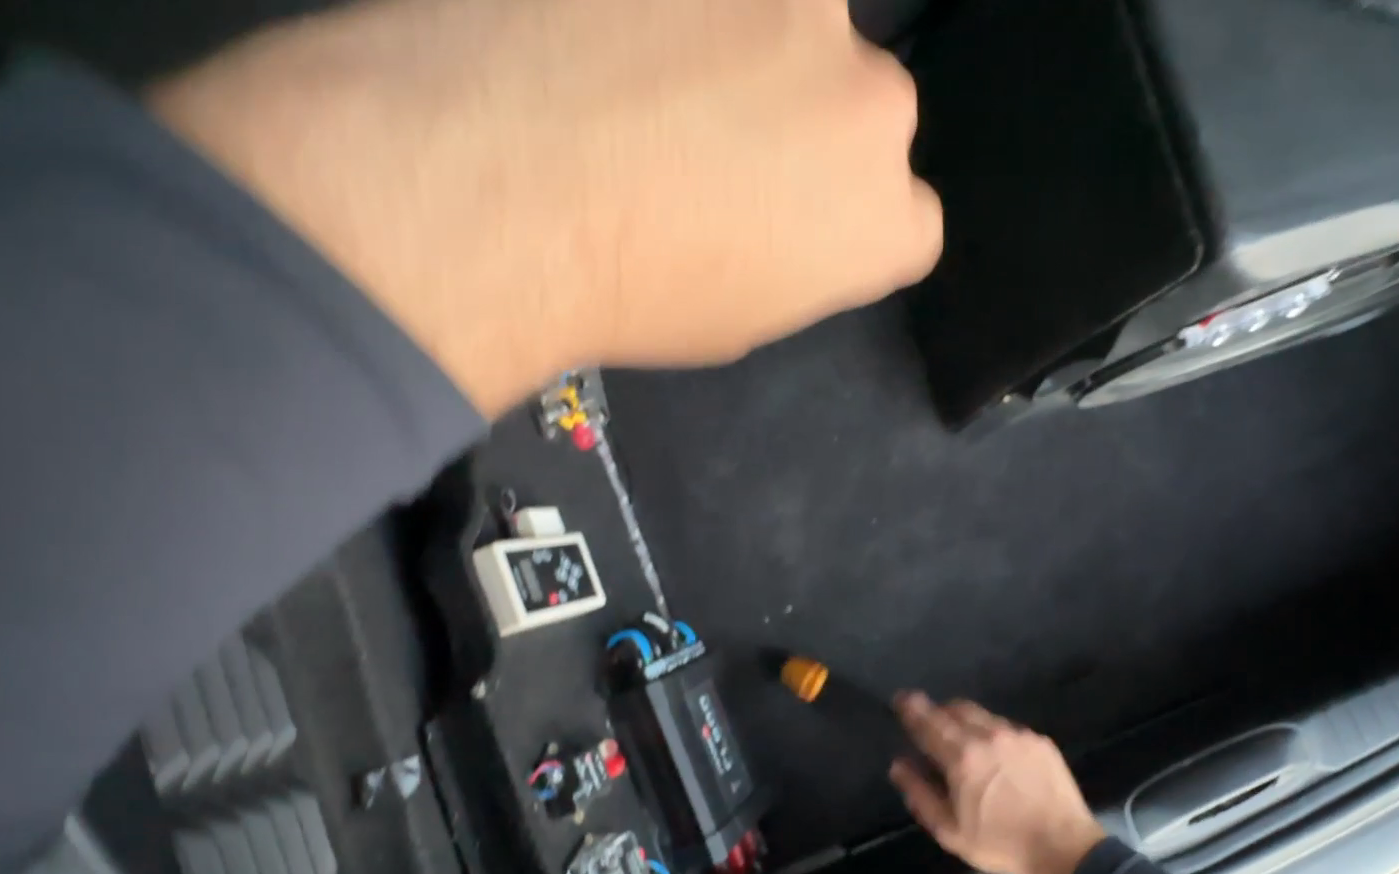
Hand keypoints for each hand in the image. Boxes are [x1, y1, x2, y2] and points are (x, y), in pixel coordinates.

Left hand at [149, 0, 941, 414]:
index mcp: (882, 224)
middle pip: (862, 110)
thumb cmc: (620, 293)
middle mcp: (875, 110)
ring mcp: (802, 7)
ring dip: (743, 41)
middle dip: (800, 125)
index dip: (840, 217)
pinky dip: (678, 7)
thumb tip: (784, 212)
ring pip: (794, 23)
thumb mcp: (732, 319)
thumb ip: (793, 257)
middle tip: (702, 139)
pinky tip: (609, 34)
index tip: (780, 219)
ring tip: (639, 72)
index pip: (905, 216)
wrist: (493, 192)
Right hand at [889, 693, 1107, 873]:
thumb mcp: (949, 830)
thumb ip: (919, 793)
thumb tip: (899, 764)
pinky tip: (998, 759)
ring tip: (965, 745)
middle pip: (955, 708)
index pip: (928, 721)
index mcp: (961, 757)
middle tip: (931, 727)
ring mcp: (1017, 735)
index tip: (900, 699)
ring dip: (966, 722)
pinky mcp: (1039, 741)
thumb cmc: (1000, 843)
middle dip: (938, 712)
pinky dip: (993, 735)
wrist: (1063, 848)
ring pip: (982, 715)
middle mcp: (988, 735)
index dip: (910, 707)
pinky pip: (1007, 728)